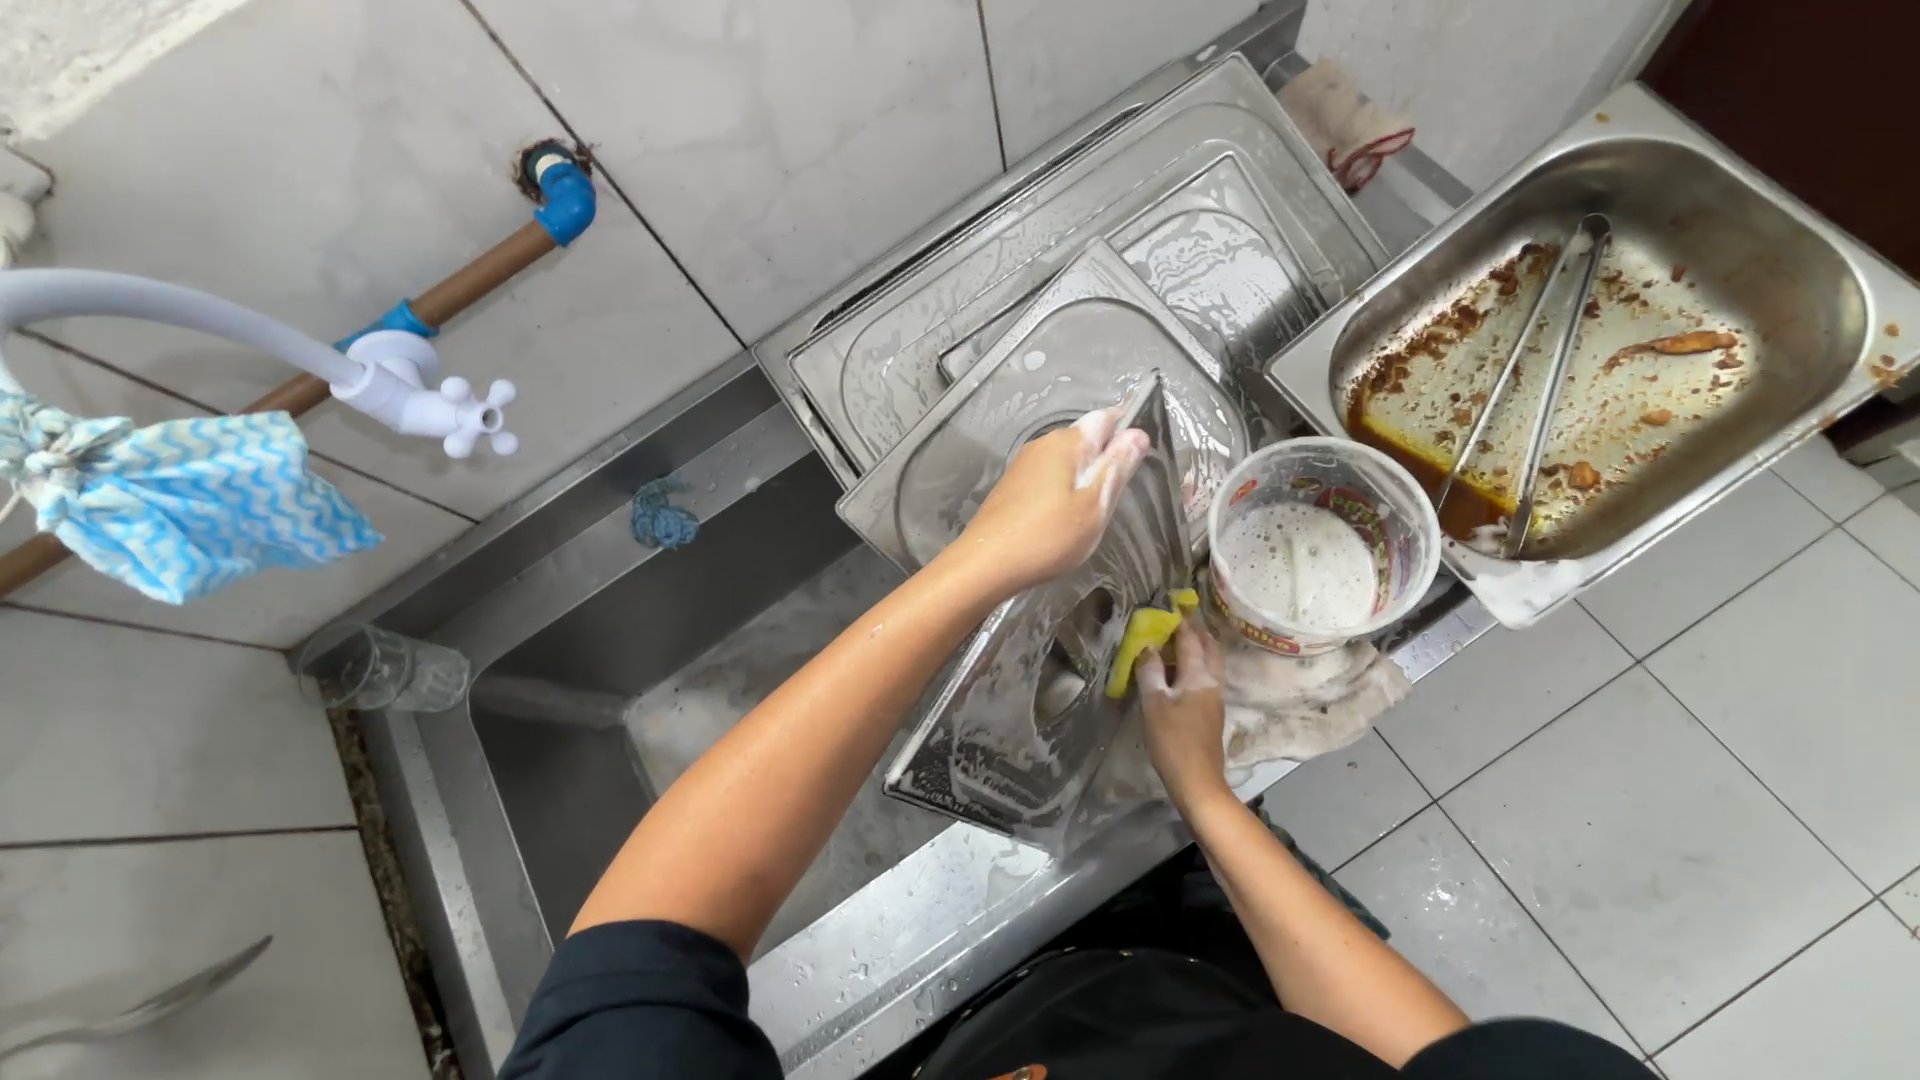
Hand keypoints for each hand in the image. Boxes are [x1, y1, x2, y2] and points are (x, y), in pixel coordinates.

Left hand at [942, 406, 1148, 595]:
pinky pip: (1049, 476)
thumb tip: (1138, 434)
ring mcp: (1024, 464)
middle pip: (1086, 438)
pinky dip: (1064, 489)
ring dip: (1085, 476)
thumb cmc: (1048, 536)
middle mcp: (1043, 444)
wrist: (986, 564)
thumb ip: (1116, 468)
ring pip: (1067, 459)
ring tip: (1096, 509)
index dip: (1129, 431)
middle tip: (1122, 492)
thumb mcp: (1094, 505)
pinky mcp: (1013, 486)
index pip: (1107, 417)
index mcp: (1067, 442)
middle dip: (1107, 457)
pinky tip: (1066, 517)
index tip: (1142, 457)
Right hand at [1139, 620, 1231, 810]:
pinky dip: (1198, 664)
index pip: (1190, 640)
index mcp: (1198, 676)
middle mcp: (1212, 682)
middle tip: (1181, 618)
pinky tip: (1183, 671)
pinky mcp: (1212, 712)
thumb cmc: (1173, 741)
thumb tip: (1149, 647)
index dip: (1180, 622)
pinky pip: (1208, 676)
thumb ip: (1150, 672)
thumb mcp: (1154, 704)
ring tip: (1183, 640)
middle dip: (1196, 631)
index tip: (1170, 605)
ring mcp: (1215, 698)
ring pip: (1211, 663)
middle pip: (1209, 648)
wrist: (1198, 780)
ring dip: (1199, 647)